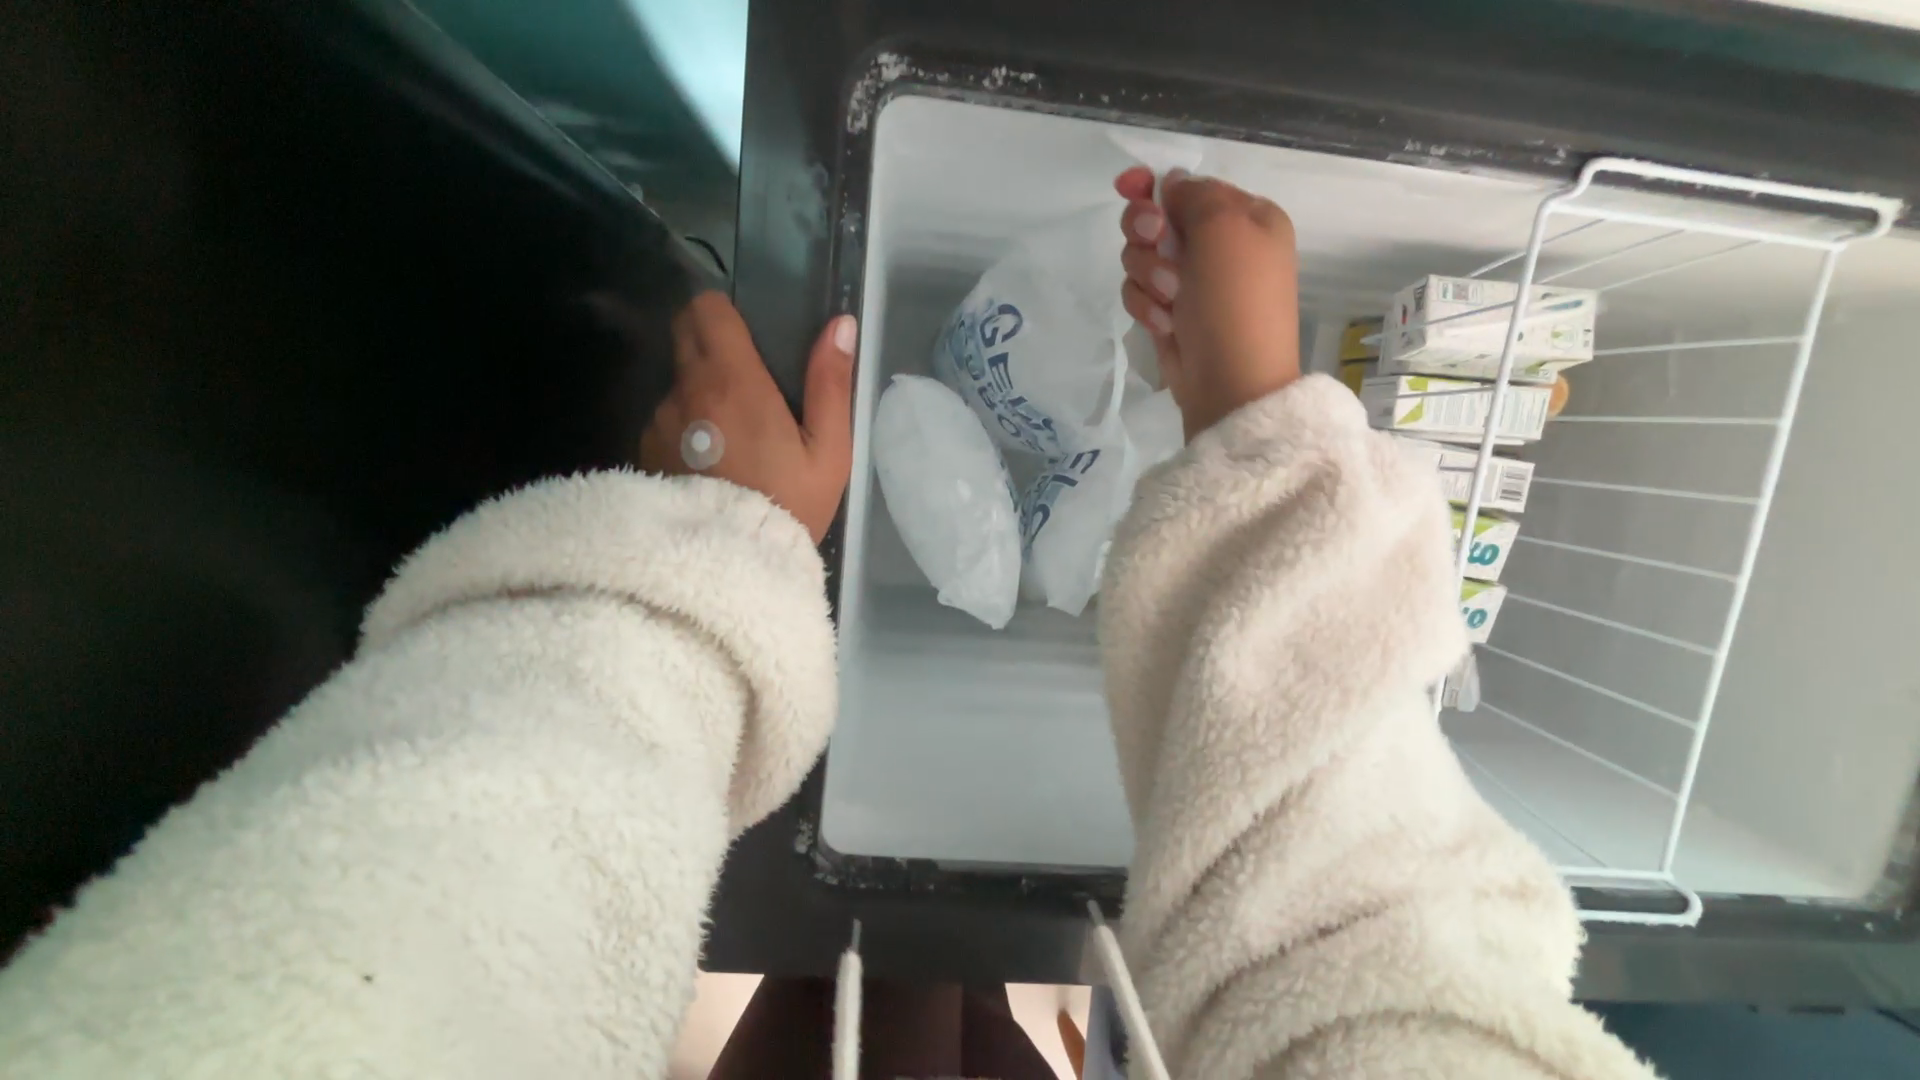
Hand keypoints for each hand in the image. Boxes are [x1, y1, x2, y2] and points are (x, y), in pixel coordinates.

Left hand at [639, 292, 856, 543]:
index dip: (724, 313)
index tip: (746, 334)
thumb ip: (830, 383)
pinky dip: (684, 427)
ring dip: (697, 391)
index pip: (706, 310)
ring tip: (729, 434)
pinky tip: (708, 462)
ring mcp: (659, 422)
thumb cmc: (790, 505)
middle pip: (682, 334)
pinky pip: (665, 420)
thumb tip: (841, 325)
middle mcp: (685, 391)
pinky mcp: (645, 452)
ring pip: (675, 381)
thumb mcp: (829, 450)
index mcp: (732, 381)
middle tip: (743, 378)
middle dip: (708, 340)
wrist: (733, 565)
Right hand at [1115, 167, 1301, 439]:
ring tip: (1171, 299)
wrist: (1230, 382)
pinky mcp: (1168, 313)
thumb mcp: (1225, 228)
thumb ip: (1195, 194)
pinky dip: (1146, 306)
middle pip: (1156, 219)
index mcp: (1246, 218)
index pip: (1189, 186)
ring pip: (1140, 257)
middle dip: (1147, 233)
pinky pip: (1138, 293)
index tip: (1127, 187)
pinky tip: (1165, 324)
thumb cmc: (1235, 300)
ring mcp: (1190, 282)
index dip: (1154, 185)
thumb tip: (1170, 183)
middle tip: (1154, 242)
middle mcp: (1218, 246)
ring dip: (1148, 275)